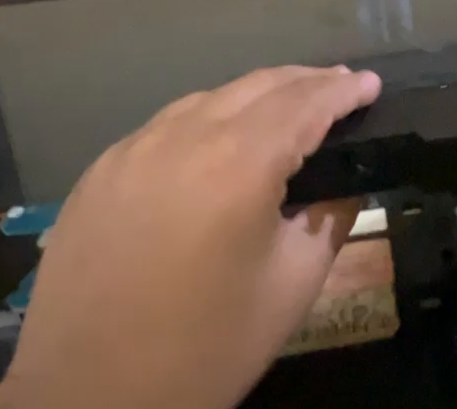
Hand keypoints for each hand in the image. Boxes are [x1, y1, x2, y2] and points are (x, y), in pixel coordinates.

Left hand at [0, 65, 381, 408]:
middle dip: (306, 80)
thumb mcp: (290, 286)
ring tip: (287, 108)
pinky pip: (167, 126)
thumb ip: (328, 220)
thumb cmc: (205, 348)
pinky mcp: (101, 170)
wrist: (86, 398)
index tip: (371, 82)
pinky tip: (217, 142)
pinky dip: (207, 120)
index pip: (304, 104)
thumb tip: (341, 185)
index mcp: (238, 163)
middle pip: (259, 86)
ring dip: (257, 96)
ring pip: (210, 98)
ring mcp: (135, 148)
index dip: (343, 90)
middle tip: (340, 86)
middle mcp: (185, 136)